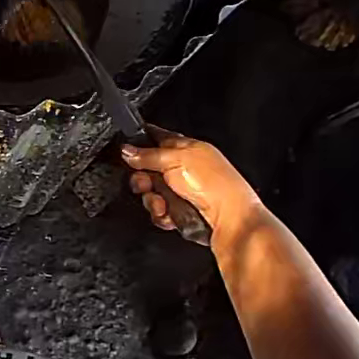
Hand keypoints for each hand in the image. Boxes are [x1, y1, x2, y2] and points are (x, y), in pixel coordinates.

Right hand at [119, 128, 261, 242]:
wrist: (231, 219)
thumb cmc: (215, 184)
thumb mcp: (176, 159)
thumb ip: (149, 154)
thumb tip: (127, 150)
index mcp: (187, 148)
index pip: (157, 139)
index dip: (140, 145)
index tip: (128, 153)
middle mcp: (184, 168)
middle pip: (148, 170)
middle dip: (142, 179)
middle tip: (146, 183)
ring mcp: (182, 191)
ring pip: (151, 193)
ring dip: (152, 200)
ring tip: (162, 203)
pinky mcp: (181, 211)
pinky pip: (159, 211)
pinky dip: (161, 214)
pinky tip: (168, 214)